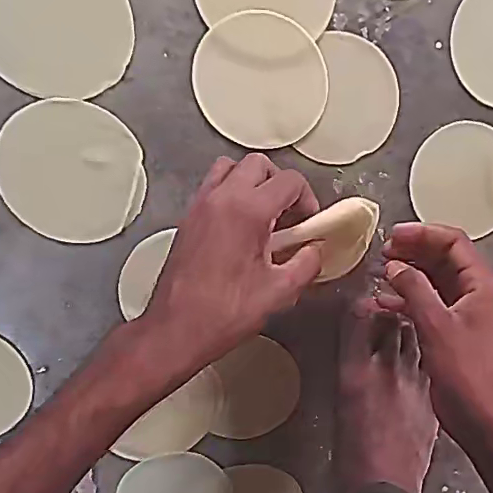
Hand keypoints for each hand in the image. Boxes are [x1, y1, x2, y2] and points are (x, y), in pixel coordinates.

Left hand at [140, 155, 322, 367]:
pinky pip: (213, 187)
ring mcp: (200, 205)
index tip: (308, 224)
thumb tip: (316, 250)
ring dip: (253, 183)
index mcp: (248, 210)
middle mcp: (222, 197)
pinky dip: (232, 194)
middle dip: (281, 184)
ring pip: (231, 168)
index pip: (289, 180)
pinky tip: (241, 229)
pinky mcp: (187, 218)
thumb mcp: (280, 291)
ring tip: (264, 216)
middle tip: (290, 216)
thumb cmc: (228, 311)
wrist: (177, 328)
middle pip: (259, 164)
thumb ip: (307, 263)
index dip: (308, 199)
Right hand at [373, 222, 492, 434]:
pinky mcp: (450, 329)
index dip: (423, 234)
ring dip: (408, 274)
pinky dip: (408, 298)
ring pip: (433, 280)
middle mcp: (474, 293)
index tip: (394, 235)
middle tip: (384, 253)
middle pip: (443, 258)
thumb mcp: (435, 324)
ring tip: (380, 272)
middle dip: (413, 252)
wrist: (478, 412)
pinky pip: (428, 303)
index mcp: (480, 284)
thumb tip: (394, 265)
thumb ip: (414, 289)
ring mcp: (463, 311)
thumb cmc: (464, 370)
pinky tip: (384, 300)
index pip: (454, 242)